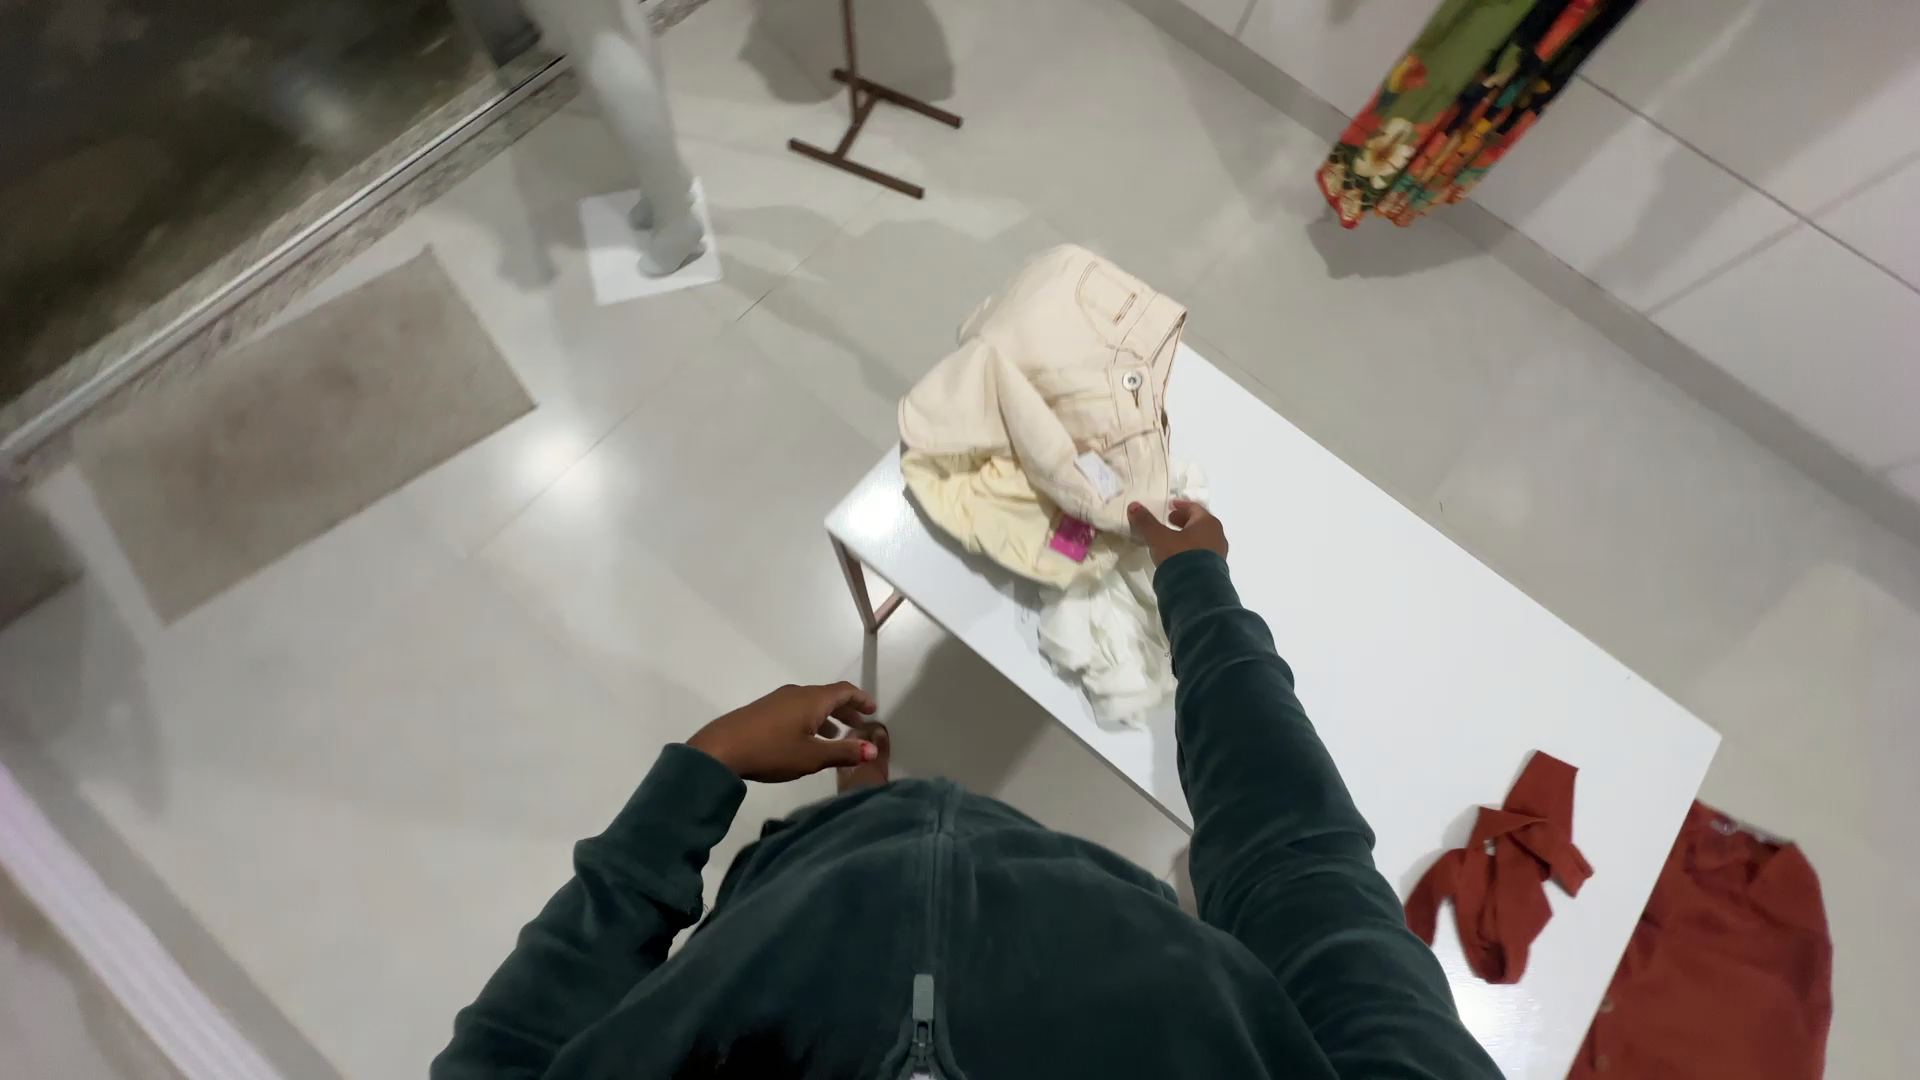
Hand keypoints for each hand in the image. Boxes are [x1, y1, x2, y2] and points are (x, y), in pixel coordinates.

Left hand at [687, 683, 879, 782]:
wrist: (720, 749)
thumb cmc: (771, 751)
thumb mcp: (812, 757)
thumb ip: (844, 753)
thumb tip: (874, 750)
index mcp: (813, 699)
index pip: (844, 691)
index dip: (861, 699)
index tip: (873, 710)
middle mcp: (797, 693)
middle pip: (828, 696)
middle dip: (846, 710)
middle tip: (859, 725)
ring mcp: (778, 700)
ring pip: (811, 703)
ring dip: (827, 716)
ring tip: (835, 736)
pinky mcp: (764, 710)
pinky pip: (797, 708)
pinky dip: (811, 719)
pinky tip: (806, 739)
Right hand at [1127, 499, 1227, 565]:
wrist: (1196, 588)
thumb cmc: (1180, 555)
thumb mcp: (1158, 537)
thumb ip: (1146, 522)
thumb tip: (1134, 506)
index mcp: (1207, 522)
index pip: (1194, 507)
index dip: (1180, 505)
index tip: (1170, 506)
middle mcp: (1217, 535)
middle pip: (1199, 523)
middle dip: (1183, 521)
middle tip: (1169, 521)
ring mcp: (1219, 553)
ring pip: (1202, 538)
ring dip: (1188, 536)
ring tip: (1172, 540)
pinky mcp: (1216, 569)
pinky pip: (1203, 553)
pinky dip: (1192, 549)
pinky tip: (1180, 557)